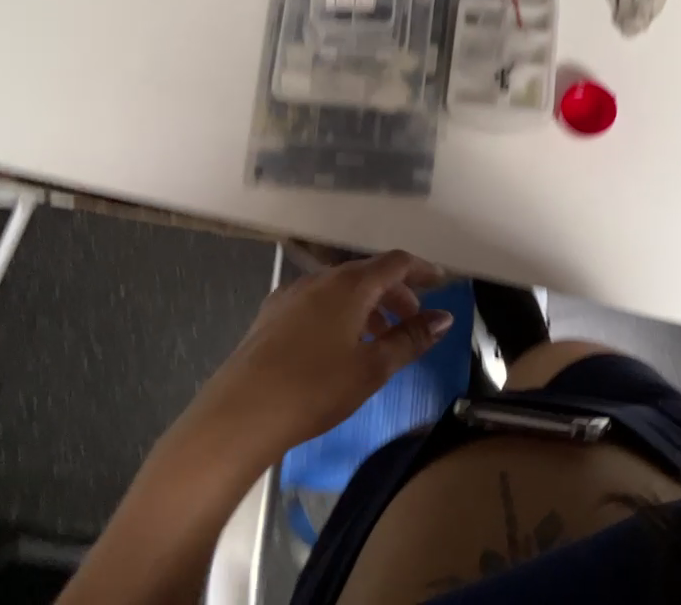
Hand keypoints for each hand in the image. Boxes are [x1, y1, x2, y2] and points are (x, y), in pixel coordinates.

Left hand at [171, 250, 454, 468]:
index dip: (421, 270)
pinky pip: (317, 303)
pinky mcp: (269, 318)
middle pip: (367, 274)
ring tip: (379, 339)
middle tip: (413, 322)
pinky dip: (340, 314)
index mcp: (349, 285)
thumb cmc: (314, 389)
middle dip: (396, 293)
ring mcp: (290, 297)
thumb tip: (443, 318)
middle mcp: (320, 280)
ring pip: (340, 289)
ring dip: (368, 306)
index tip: (441, 283)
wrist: (237, 417)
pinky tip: (338, 347)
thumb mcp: (373, 368)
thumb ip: (411, 339)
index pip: (396, 263)